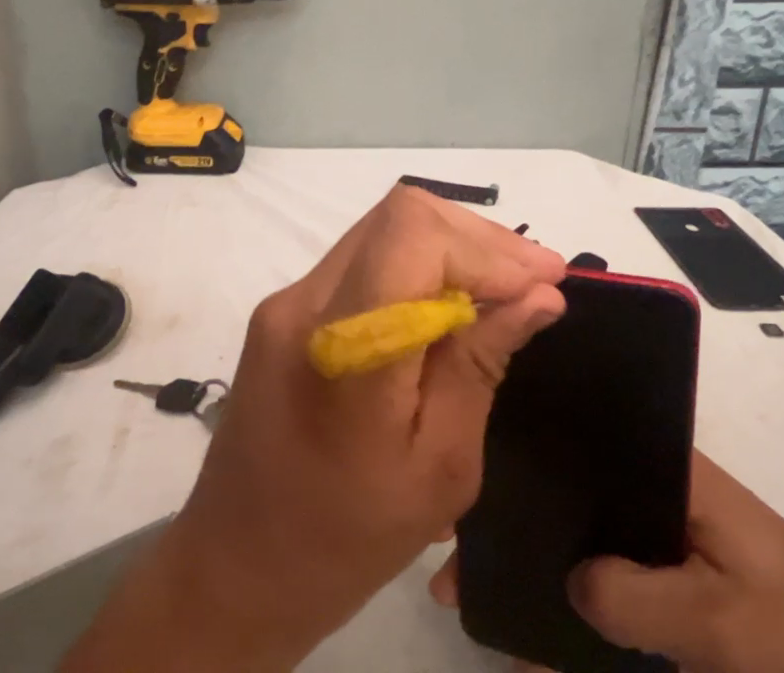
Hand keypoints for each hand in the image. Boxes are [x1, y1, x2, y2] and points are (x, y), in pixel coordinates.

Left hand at [62, 185, 567, 671]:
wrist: (237, 566)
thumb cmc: (346, 539)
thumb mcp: (439, 466)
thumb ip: (479, 366)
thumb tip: (538, 296)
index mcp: (342, 344)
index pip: (412, 232)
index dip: (488, 245)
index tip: (545, 284)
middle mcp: (302, 303)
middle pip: (397, 217)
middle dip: (477, 240)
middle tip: (538, 285)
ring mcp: (284, 305)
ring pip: (378, 234)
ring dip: (448, 252)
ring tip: (506, 296)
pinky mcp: (279, 317)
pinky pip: (358, 266)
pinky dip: (413, 272)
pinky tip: (450, 312)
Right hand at [429, 452, 783, 672]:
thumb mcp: (731, 623)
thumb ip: (642, 595)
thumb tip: (564, 580)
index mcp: (676, 480)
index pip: (582, 441)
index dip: (519, 458)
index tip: (464, 488)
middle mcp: (663, 507)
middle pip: (567, 499)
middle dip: (508, 526)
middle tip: (449, 564)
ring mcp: (668, 558)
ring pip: (578, 550)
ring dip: (528, 573)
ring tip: (467, 598)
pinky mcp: (675, 606)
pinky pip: (603, 600)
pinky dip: (564, 619)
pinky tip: (524, 644)